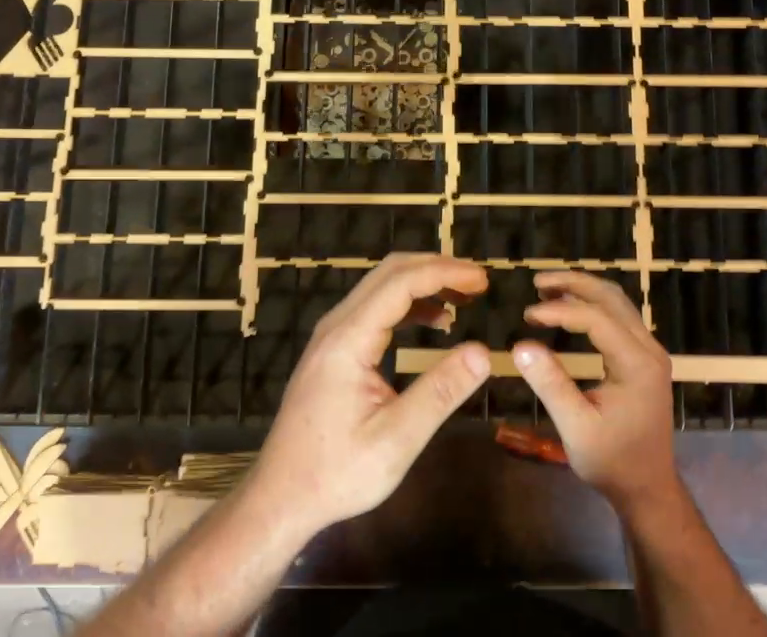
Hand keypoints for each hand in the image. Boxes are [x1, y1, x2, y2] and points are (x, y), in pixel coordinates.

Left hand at [245, 254, 492, 540]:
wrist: (281, 497)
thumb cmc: (337, 473)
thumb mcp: (397, 439)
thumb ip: (441, 392)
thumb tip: (484, 352)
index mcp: (348, 339)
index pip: (401, 283)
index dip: (445, 273)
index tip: (484, 280)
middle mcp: (336, 327)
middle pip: (389, 273)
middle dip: (437, 269)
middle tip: (479, 283)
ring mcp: (331, 337)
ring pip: (380, 288)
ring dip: (423, 284)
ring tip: (465, 298)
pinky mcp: (333, 351)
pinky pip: (373, 310)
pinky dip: (408, 305)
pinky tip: (435, 323)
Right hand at [511, 272, 677, 509]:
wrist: (647, 486)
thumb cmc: (612, 460)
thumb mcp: (576, 427)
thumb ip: (551, 384)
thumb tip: (520, 346)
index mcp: (637, 364)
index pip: (597, 318)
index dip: (560, 310)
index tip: (527, 316)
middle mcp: (649, 350)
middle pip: (612, 298)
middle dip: (574, 284)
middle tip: (537, 283)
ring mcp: (650, 353)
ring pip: (619, 304)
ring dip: (585, 290)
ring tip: (548, 290)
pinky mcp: (645, 359)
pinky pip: (621, 318)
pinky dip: (594, 305)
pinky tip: (570, 310)